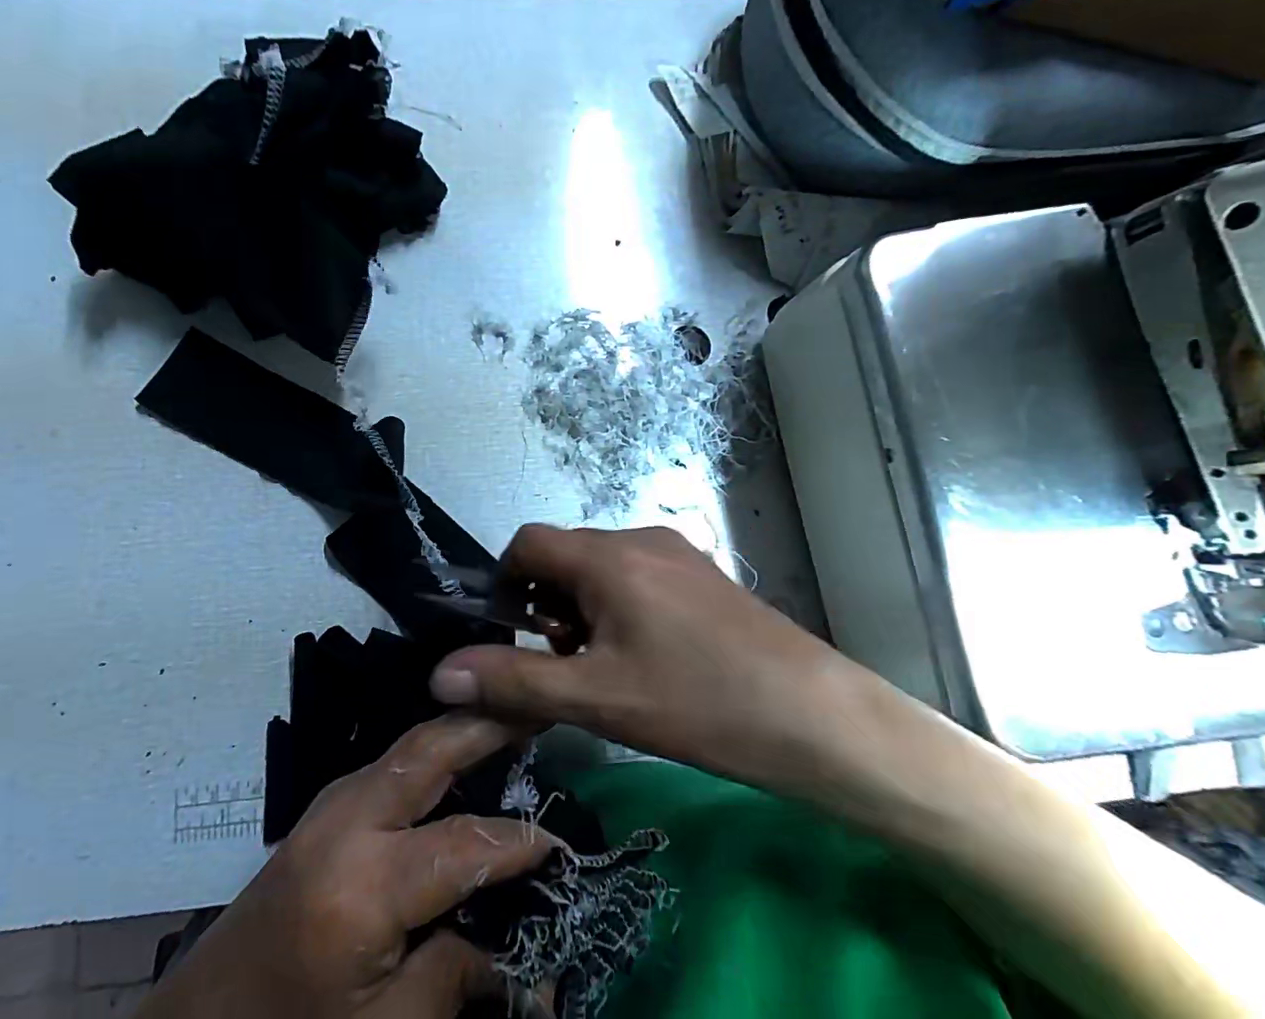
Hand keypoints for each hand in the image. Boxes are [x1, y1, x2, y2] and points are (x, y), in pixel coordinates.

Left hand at [137, 715, 551, 1018]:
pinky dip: (431, 753)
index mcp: (365, 881)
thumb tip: (526, 961)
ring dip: (457, 730)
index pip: (466, 845)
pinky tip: (459, 760)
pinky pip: (389, 767)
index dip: (521, 844)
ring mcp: (330, 805)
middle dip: (484, 725)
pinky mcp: (325, 808)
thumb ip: (457, 978)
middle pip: (426, 754)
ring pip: (405, 749)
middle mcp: (347, 821)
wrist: (213, 1006)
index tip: (564, 843)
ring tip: (507, 719)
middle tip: (535, 706)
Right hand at [428, 525, 876, 792]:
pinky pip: (636, 577)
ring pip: (599, 568)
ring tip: (605, 668)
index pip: (526, 543)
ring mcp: (678, 555)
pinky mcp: (704, 577)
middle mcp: (640, 540)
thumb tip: (439, 673)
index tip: (512, 635)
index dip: (504, 584)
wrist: (824, 723)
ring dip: (581, 609)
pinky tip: (647, 660)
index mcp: (607, 558)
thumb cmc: (701, 703)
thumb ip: (512, 680)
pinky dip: (617, 609)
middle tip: (565, 663)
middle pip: (562, 556)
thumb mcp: (595, 698)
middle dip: (545, 605)